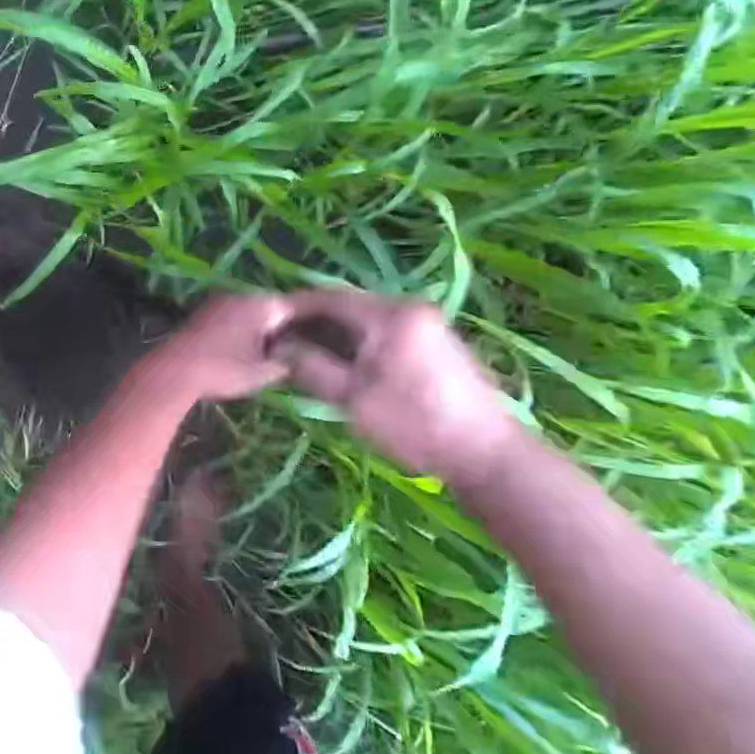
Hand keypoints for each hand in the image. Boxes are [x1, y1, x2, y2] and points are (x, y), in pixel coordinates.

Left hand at [135, 293, 294, 402]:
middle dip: (285, 327)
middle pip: (272, 308)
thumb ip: (287, 364)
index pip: (294, 307)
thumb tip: (298, 360)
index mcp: (261, 303)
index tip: (319, 340)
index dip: (308, 324)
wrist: (175, 369)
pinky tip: (247, 349)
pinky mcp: (203, 314)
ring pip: (251, 312)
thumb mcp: (264, 372)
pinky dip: (243, 331)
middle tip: (300, 348)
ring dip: (262, 329)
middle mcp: (240, 294)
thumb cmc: (224, 369)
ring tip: (276, 352)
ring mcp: (219, 302)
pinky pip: (233, 318)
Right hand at [275, 290, 522, 485]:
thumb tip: (278, 347)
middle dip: (311, 323)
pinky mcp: (434, 343)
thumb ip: (311, 366)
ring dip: (333, 334)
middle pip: (346, 305)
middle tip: (281, 344)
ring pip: (364, 320)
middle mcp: (409, 308)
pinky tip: (342, 365)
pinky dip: (357, 343)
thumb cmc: (415, 424)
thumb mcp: (353, 398)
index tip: (264, 325)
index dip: (292, 309)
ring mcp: (426, 324)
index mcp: (390, 314)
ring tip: (305, 356)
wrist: (490, 456)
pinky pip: (383, 332)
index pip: (328, 297)